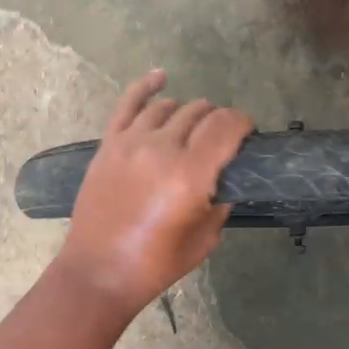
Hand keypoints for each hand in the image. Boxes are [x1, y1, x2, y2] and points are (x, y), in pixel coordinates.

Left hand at [53, 71, 252, 313]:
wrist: (100, 271)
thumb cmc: (157, 264)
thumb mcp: (205, 239)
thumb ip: (220, 204)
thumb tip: (223, 181)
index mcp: (191, 175)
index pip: (226, 127)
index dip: (243, 124)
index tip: (248, 134)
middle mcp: (162, 149)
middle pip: (200, 113)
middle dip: (219, 121)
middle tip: (222, 140)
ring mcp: (131, 143)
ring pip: (169, 107)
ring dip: (189, 112)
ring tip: (195, 126)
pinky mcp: (108, 145)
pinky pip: (128, 103)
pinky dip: (146, 86)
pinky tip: (160, 77)